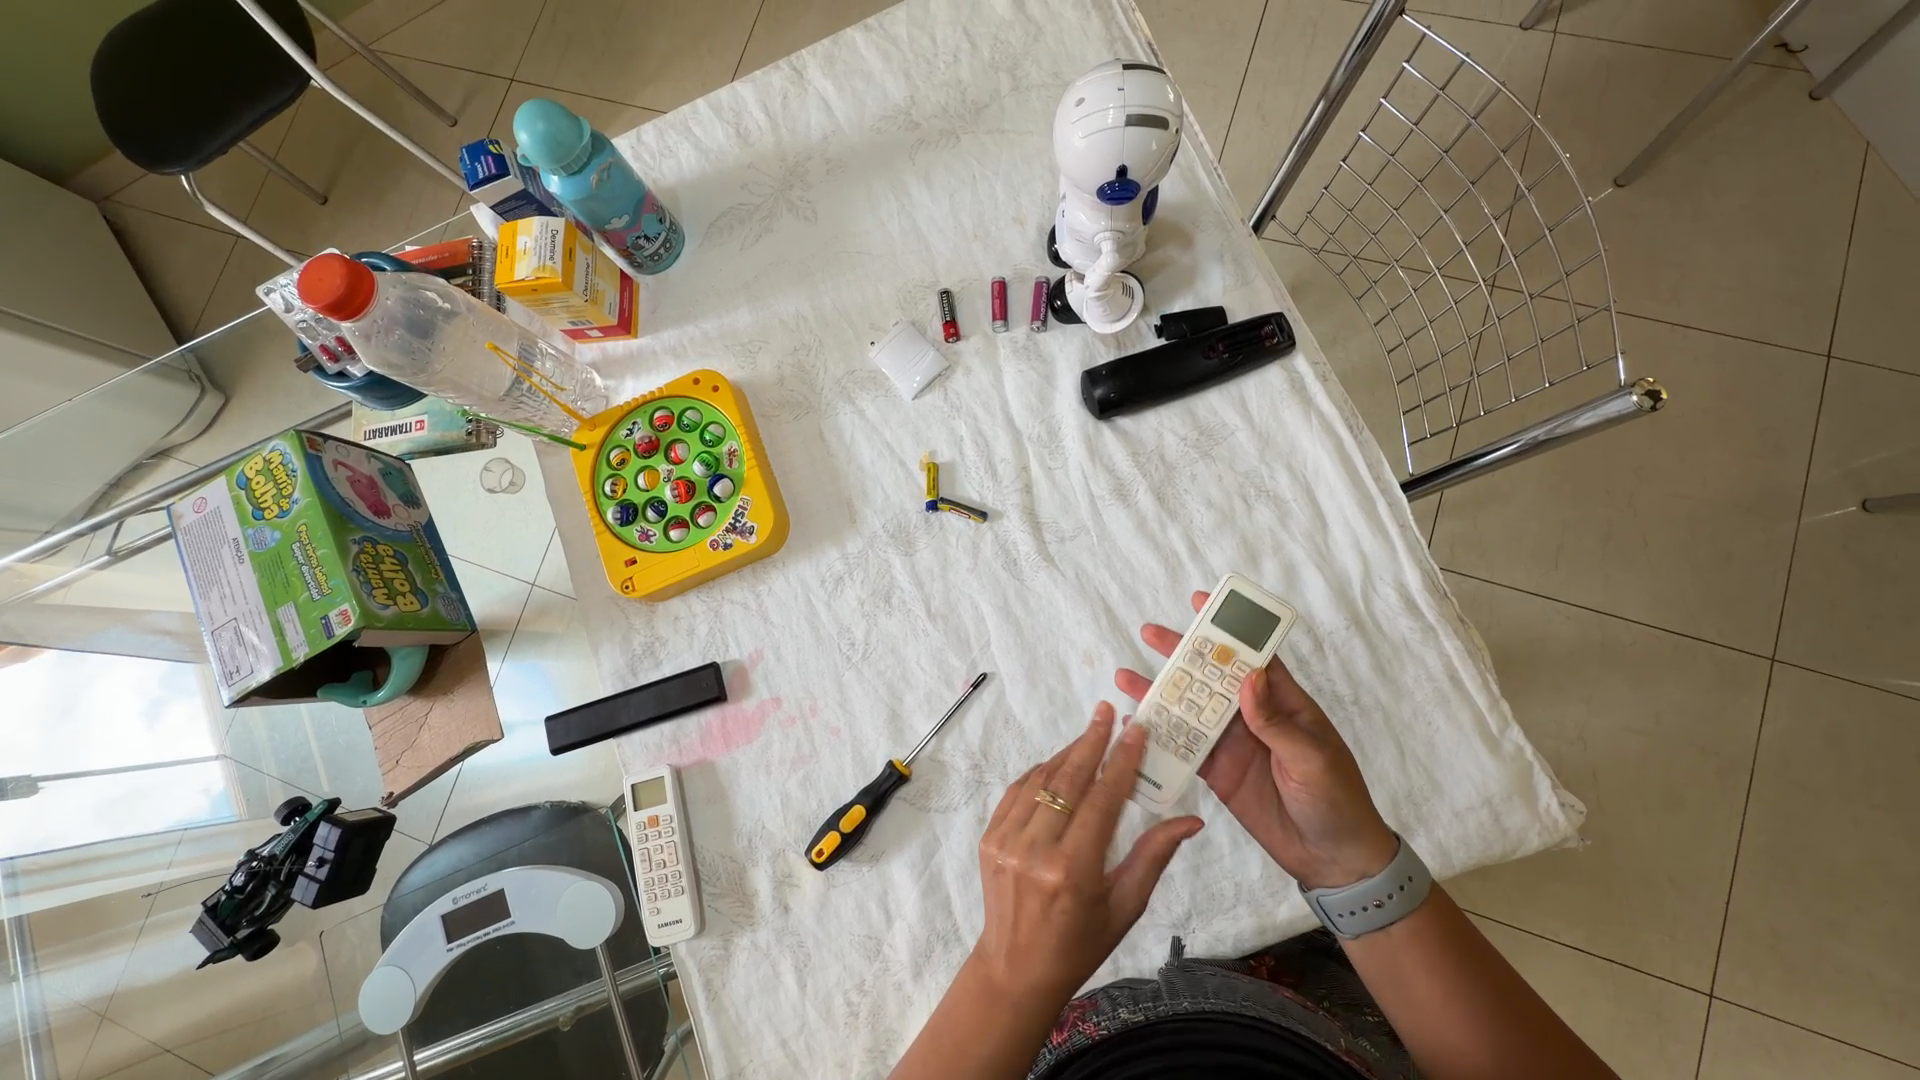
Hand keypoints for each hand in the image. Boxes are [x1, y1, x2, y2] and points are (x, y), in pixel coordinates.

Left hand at [970, 703, 1204, 1004]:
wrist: (1016, 968)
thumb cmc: (1080, 943)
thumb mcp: (1125, 906)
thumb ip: (1154, 856)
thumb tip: (1192, 820)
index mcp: (1073, 870)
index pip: (1102, 800)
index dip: (1121, 761)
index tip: (1135, 730)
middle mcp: (1035, 850)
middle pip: (1068, 780)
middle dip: (1091, 741)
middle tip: (1106, 712)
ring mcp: (1006, 841)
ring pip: (1040, 780)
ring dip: (1066, 754)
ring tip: (1090, 734)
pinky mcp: (989, 838)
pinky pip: (1017, 792)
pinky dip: (1039, 773)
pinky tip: (1059, 763)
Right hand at [1115, 591, 1397, 889]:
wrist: (1332, 859)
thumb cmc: (1336, 800)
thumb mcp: (1312, 758)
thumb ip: (1275, 722)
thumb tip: (1246, 677)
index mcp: (1283, 703)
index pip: (1252, 656)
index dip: (1227, 629)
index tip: (1200, 603)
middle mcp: (1252, 716)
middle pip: (1211, 677)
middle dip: (1181, 654)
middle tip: (1148, 632)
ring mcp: (1232, 744)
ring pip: (1190, 710)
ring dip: (1161, 693)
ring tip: (1126, 677)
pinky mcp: (1217, 772)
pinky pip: (1184, 748)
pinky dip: (1160, 736)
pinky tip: (1137, 724)